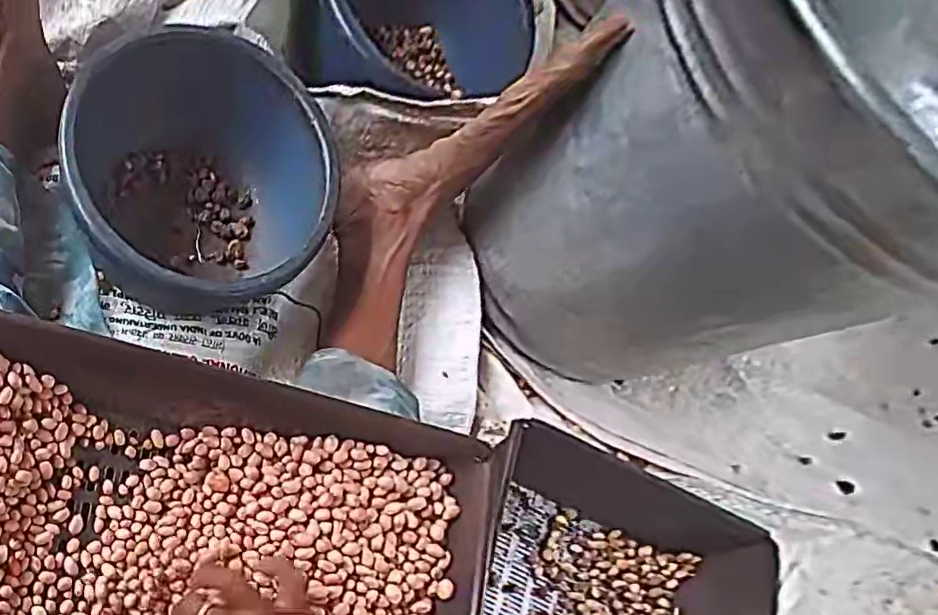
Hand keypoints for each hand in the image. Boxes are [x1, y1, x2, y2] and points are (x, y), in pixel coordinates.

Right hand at [338, 13, 632, 229]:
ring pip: (524, 115)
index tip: (610, 32)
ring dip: (549, 87)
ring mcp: (472, 162)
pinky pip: (504, 126)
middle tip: (608, 33)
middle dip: (571, 68)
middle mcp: (479, 153)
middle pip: (537, 103)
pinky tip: (527, 96)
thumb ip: (358, 153)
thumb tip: (327, 129)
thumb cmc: (369, 224)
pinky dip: (525, 104)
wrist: (372, 258)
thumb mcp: (359, 178)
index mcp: (465, 150)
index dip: (566, 67)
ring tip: (579, 57)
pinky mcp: (459, 169)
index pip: (525, 100)